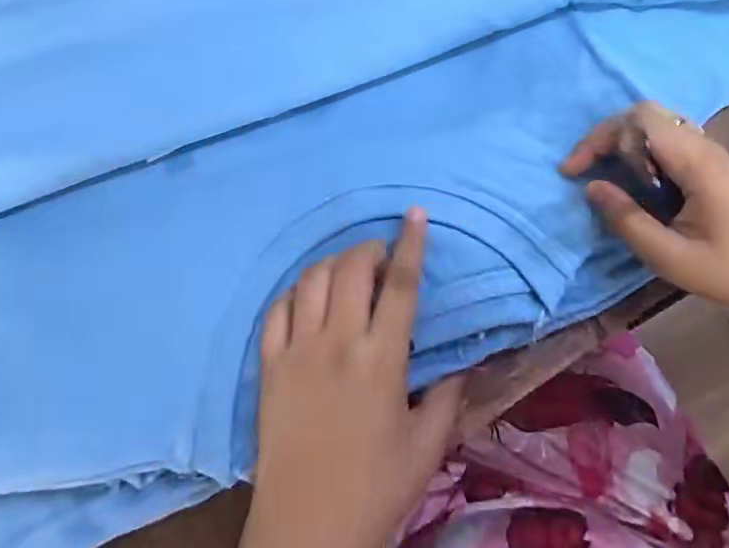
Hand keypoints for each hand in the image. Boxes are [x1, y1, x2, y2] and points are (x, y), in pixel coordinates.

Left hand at [242, 210, 465, 547]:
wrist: (306, 531)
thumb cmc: (375, 490)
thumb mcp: (427, 447)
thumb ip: (448, 397)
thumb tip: (460, 362)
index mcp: (382, 361)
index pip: (401, 285)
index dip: (411, 243)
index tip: (415, 213)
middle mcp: (338, 344)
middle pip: (352, 268)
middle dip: (370, 248)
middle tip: (383, 258)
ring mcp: (298, 353)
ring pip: (312, 280)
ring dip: (335, 264)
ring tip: (349, 274)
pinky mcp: (269, 368)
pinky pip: (277, 310)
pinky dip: (296, 293)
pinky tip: (309, 300)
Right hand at [561, 101, 728, 323]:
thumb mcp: (671, 259)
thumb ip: (628, 221)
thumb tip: (592, 186)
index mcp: (697, 162)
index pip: (639, 119)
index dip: (602, 137)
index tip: (576, 171)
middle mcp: (704, 145)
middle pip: (644, 114)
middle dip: (607, 136)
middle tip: (585, 170)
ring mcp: (710, 151)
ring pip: (655, 122)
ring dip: (624, 141)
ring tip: (608, 174)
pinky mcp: (711, 161)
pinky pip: (667, 137)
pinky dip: (641, 148)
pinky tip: (637, 177)